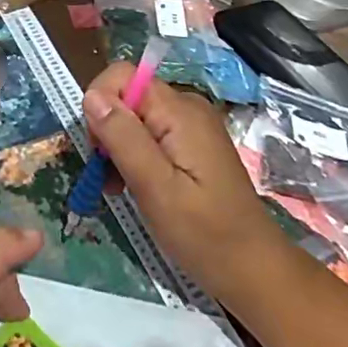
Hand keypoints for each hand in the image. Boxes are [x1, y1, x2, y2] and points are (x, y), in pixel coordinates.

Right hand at [82, 62, 277, 301]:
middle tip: (108, 177)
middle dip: (107, 130)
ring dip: (118, 147)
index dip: (100, 103)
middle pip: (127, 95)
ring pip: (135, 116)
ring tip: (119, 187)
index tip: (98, 148)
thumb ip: (123, 137)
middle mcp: (186, 107)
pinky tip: (135, 186)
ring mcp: (191, 125)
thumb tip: (91, 95)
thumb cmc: (205, 233)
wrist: (255, 271)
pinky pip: (150, 133)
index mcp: (179, 111)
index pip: (122, 75)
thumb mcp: (156, 188)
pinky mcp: (192, 144)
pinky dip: (135, 155)